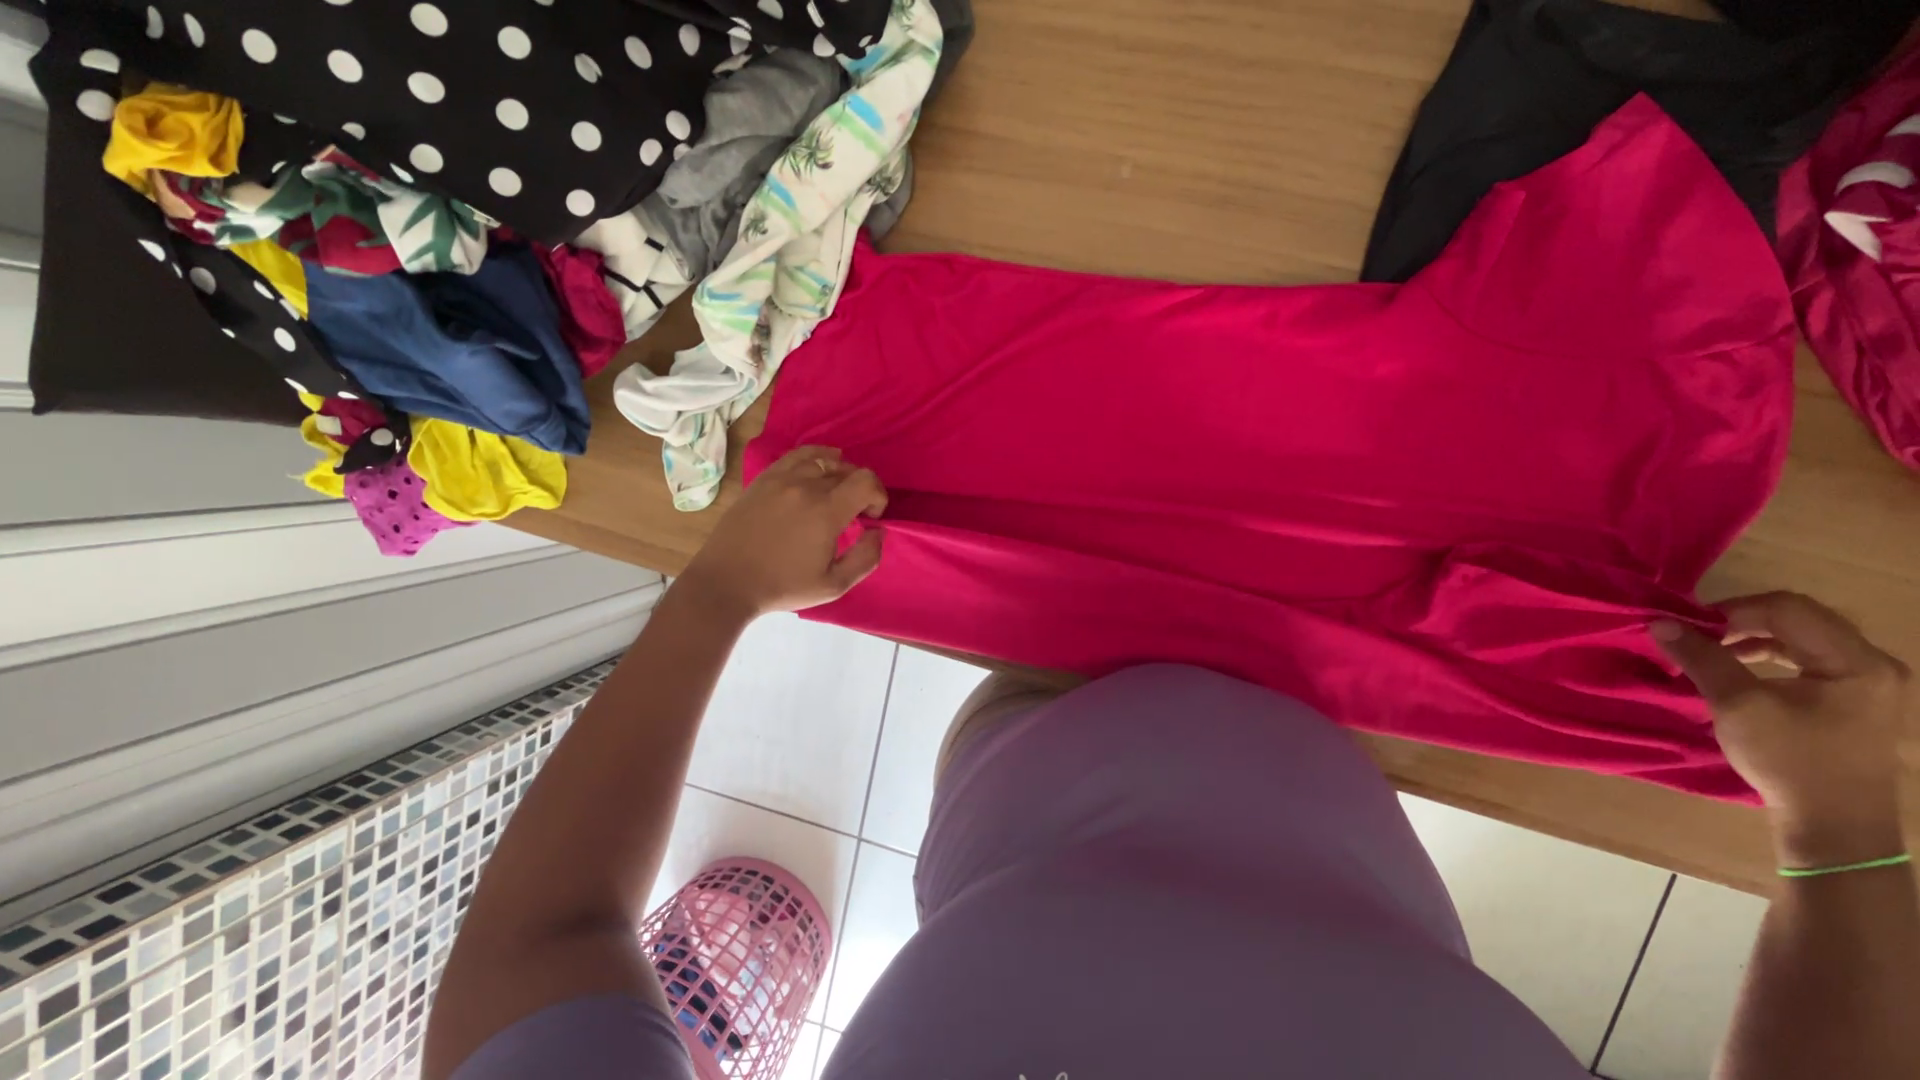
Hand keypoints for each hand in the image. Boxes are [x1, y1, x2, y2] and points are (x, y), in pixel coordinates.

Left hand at [676, 446, 886, 620]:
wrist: (727, 582)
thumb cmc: (782, 586)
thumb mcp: (833, 586)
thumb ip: (865, 558)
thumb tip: (878, 532)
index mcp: (825, 512)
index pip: (866, 481)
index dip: (878, 496)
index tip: (871, 518)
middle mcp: (805, 486)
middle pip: (846, 470)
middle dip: (861, 489)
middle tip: (856, 512)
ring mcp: (781, 479)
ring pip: (822, 460)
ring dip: (839, 473)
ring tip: (837, 492)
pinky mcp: (763, 479)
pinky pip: (796, 456)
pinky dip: (815, 457)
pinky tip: (818, 467)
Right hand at [1650, 593, 1911, 866]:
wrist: (1834, 826)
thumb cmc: (1791, 762)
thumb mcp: (1739, 707)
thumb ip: (1703, 659)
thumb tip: (1661, 623)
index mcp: (1856, 660)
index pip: (1788, 608)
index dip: (1731, 610)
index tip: (1689, 628)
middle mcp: (1873, 662)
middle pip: (1800, 618)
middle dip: (1741, 620)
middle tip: (1698, 636)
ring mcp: (1870, 681)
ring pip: (1805, 637)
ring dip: (1754, 637)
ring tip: (1714, 652)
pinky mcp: (1857, 698)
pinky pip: (1811, 659)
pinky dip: (1771, 656)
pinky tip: (1742, 671)